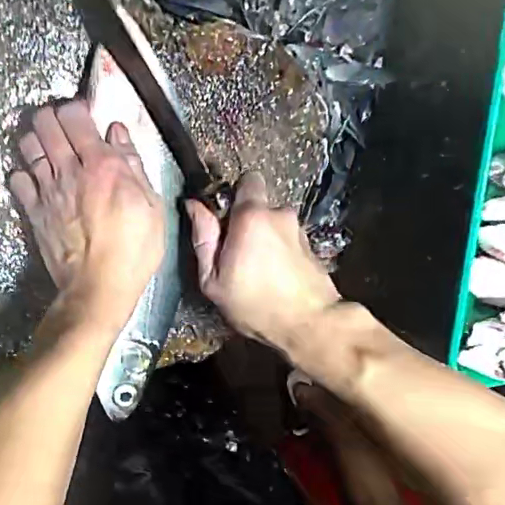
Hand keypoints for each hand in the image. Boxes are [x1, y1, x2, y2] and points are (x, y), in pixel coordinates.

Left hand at [9, 100, 165, 326]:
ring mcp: (48, 191)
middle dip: (50, 116)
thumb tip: (117, 133)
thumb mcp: (151, 206)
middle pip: (45, 124)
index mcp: (102, 165)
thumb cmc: (134, 250)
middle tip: (62, 126)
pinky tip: (35, 180)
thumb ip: (133, 165)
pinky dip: (23, 174)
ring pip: (27, 146)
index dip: (76, 108)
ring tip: (48, 148)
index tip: (84, 114)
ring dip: (35, 139)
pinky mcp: (34, 213)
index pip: (75, 117)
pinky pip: (17, 180)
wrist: (99, 287)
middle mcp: (69, 170)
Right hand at [186, 172, 340, 352]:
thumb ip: (203, 239)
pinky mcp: (311, 247)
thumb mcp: (214, 280)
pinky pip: (286, 241)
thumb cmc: (256, 305)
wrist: (310, 324)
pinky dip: (279, 253)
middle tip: (235, 256)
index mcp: (252, 217)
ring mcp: (299, 231)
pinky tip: (274, 279)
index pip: (247, 180)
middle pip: (258, 208)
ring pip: (273, 226)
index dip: (233, 196)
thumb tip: (194, 206)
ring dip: (264, 241)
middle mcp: (280, 215)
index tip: (223, 219)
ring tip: (256, 273)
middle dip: (246, 225)